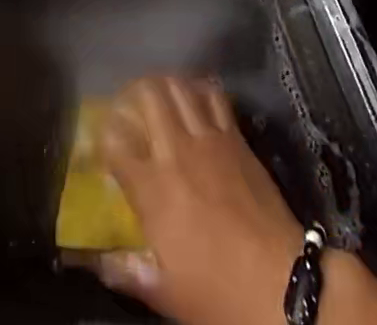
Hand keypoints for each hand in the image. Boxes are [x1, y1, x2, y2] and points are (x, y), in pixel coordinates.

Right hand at [92, 76, 376, 324]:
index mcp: (151, 188)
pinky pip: (215, 98)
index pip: (115, 143)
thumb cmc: (217, 291)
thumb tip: (95, 262)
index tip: (104, 140)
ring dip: (165, 84)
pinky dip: (200, 88)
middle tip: (129, 104)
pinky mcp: (237, 139)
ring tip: (159, 90)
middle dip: (133, 93)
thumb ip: (124, 271)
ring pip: (181, 88)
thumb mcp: (163, 292)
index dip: (105, 135)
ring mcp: (209, 140)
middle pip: (149, 97)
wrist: (281, 283)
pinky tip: (195, 94)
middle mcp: (175, 152)